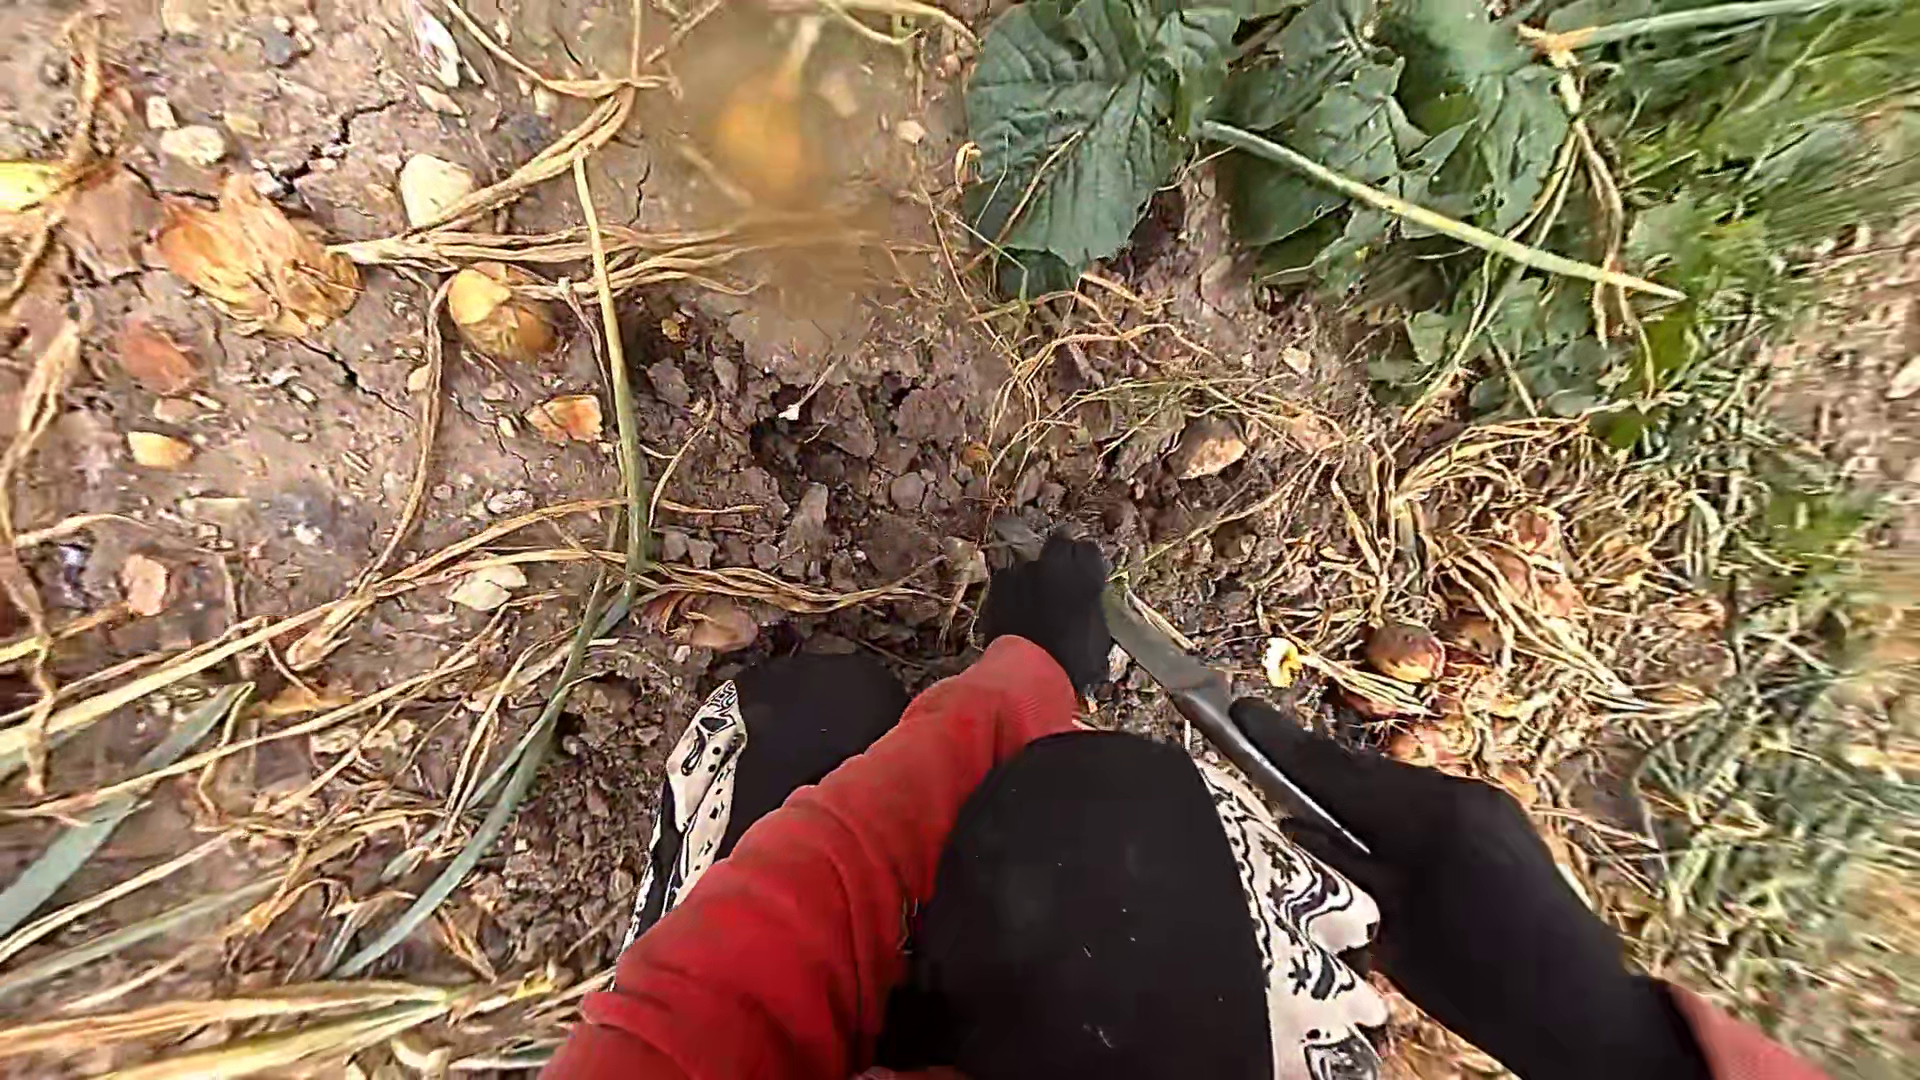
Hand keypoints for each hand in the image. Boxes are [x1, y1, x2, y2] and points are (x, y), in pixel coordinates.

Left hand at [979, 533, 1109, 690]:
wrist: (1028, 673)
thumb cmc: (1073, 662)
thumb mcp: (1098, 638)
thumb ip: (1092, 611)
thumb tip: (1086, 608)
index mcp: (1085, 575)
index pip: (1089, 550)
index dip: (1086, 564)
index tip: (1086, 576)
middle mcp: (1055, 565)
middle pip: (1059, 544)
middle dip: (1060, 556)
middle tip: (1059, 578)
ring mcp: (1024, 571)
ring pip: (1030, 562)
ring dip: (1033, 575)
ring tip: (1032, 600)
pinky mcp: (999, 584)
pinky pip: (1007, 578)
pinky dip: (1010, 588)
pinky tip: (1011, 607)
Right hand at [1231, 698, 1708, 1079]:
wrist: (1597, 1022)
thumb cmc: (1482, 988)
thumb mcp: (1391, 933)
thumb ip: (1338, 864)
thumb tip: (1291, 820)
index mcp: (1426, 822)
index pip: (1330, 770)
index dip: (1276, 740)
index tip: (1239, 710)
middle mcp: (1454, 792)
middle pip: (1356, 769)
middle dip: (1309, 767)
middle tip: (1263, 757)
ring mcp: (1480, 796)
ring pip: (1386, 781)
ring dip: (1347, 791)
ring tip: (1317, 811)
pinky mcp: (1494, 810)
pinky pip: (1416, 795)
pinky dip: (1383, 806)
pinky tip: (1372, 831)